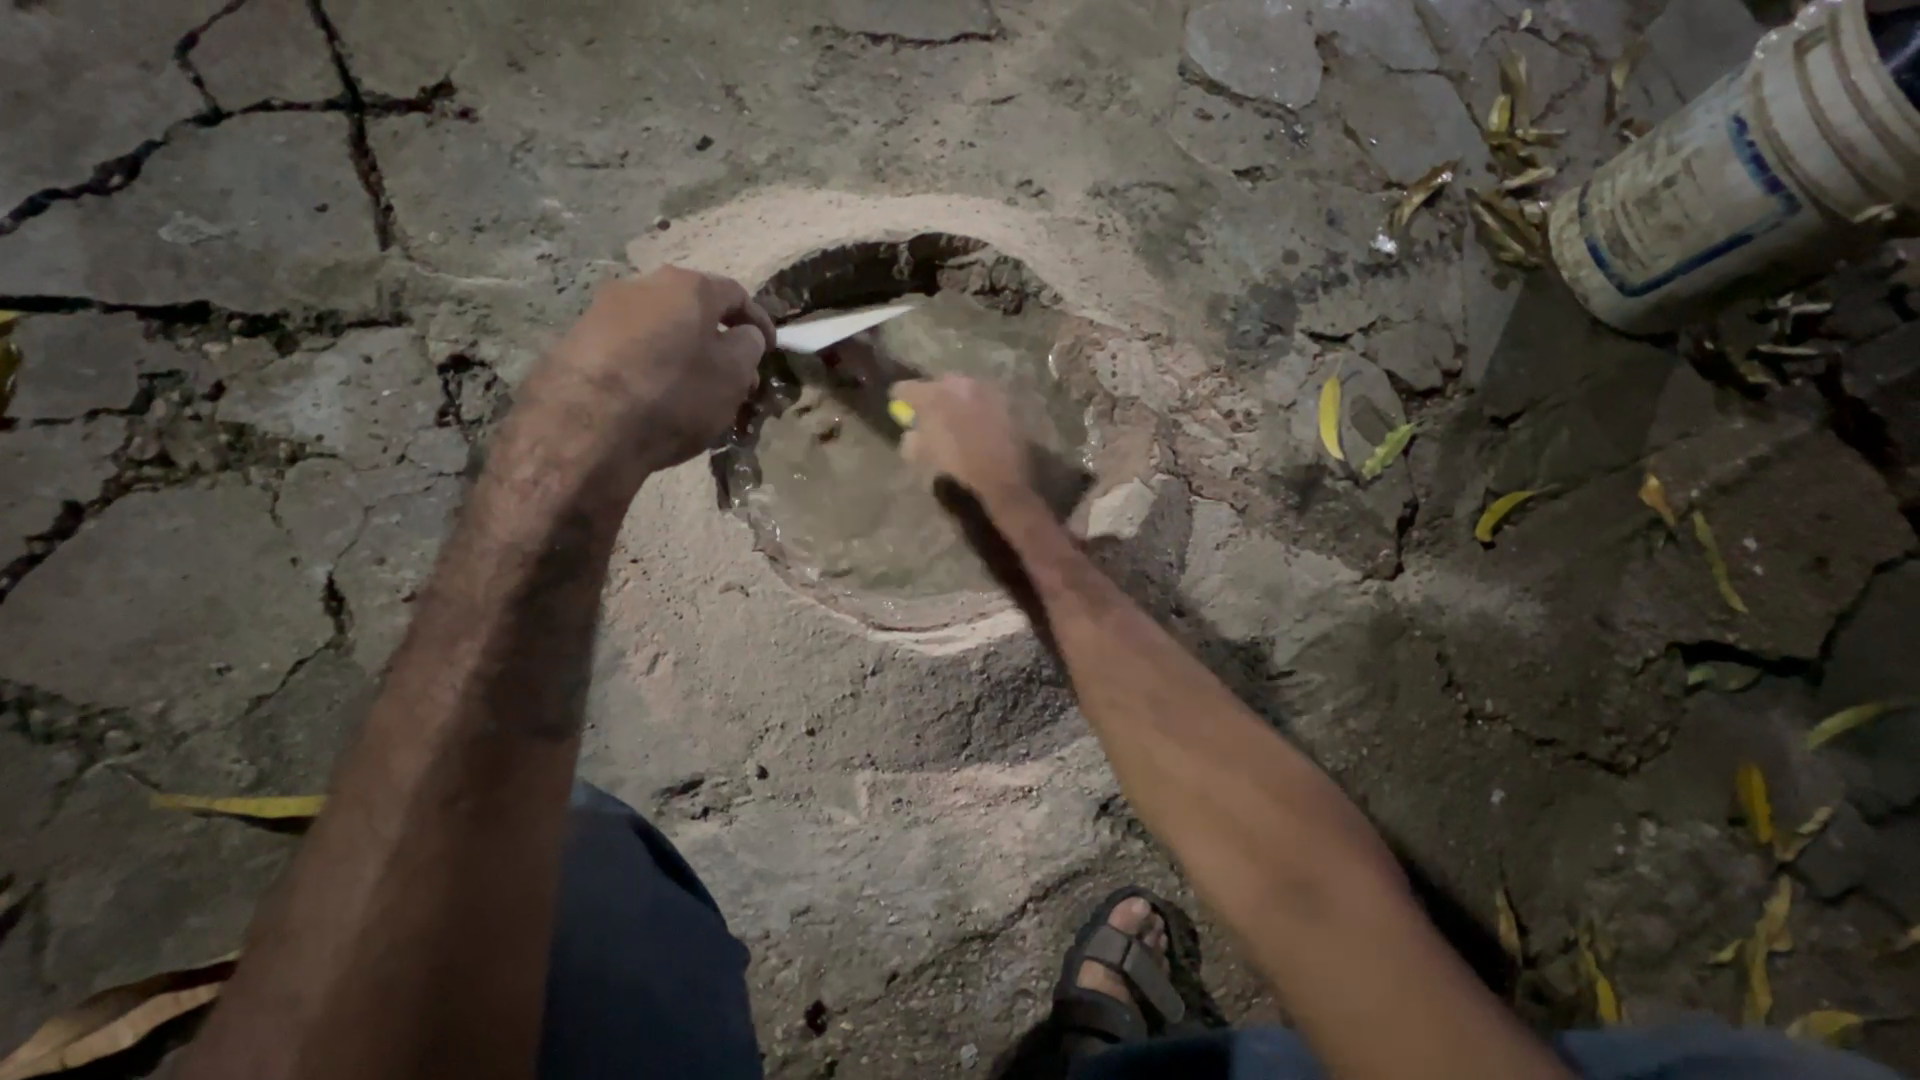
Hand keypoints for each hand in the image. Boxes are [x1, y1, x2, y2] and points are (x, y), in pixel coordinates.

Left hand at [508, 267, 773, 495]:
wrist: (585, 426)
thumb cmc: (675, 395)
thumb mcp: (732, 376)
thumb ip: (747, 348)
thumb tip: (744, 336)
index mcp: (688, 286)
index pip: (735, 294)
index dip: (758, 322)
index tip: (768, 348)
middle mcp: (643, 285)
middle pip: (692, 309)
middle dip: (716, 340)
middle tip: (732, 376)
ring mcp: (603, 310)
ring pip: (658, 328)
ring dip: (680, 353)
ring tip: (692, 391)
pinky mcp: (575, 340)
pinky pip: (627, 349)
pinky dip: (648, 367)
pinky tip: (652, 398)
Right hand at [891, 376, 1033, 503]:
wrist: (1005, 473)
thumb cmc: (960, 465)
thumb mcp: (926, 457)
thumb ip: (912, 441)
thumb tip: (911, 433)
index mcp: (934, 395)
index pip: (906, 388)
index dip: (900, 398)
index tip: (900, 407)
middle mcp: (958, 383)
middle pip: (937, 384)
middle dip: (931, 397)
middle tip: (931, 415)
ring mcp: (983, 387)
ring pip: (961, 388)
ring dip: (955, 400)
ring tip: (956, 420)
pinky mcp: (1003, 398)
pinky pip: (980, 397)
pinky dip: (974, 407)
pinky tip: (977, 424)